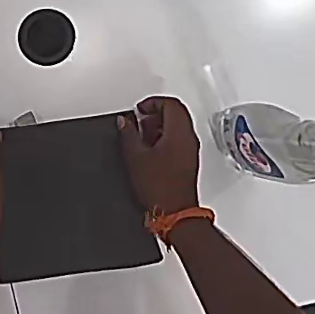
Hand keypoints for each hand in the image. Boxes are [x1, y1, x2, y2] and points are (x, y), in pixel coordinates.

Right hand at [119, 96, 201, 215]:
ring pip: (178, 125)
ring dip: (160, 124)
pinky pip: (179, 139)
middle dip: (157, 112)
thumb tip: (124, 122)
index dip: (153, 102)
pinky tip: (149, 148)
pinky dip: (164, 136)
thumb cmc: (159, 187)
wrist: (174, 211)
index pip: (171, 104)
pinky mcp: (187, 161)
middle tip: (140, 118)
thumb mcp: (135, 156)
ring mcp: (190, 150)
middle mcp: (189, 139)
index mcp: (179, 134)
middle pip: (177, 113)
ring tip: (142, 134)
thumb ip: (129, 134)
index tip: (140, 109)